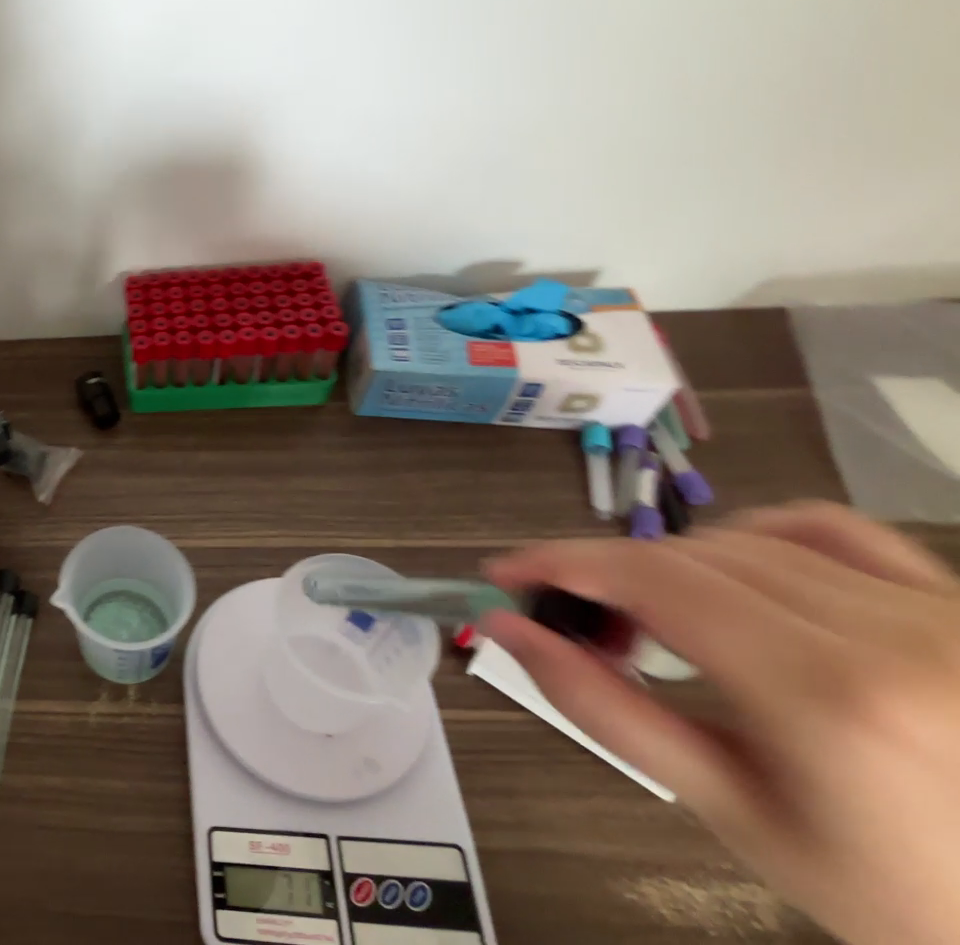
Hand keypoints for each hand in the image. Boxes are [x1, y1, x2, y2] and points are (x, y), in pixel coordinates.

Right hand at [483, 501, 959, 944]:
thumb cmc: (881, 887)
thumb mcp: (728, 811)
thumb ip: (607, 710)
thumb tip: (509, 630)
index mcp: (826, 695)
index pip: (656, 579)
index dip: (563, 562)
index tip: (504, 574)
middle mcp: (889, 633)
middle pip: (693, 556)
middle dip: (608, 575)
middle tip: (574, 625)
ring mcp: (937, 612)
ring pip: (749, 539)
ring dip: (669, 565)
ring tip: (649, 617)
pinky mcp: (956, 605)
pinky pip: (833, 529)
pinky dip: (757, 534)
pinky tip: (730, 572)